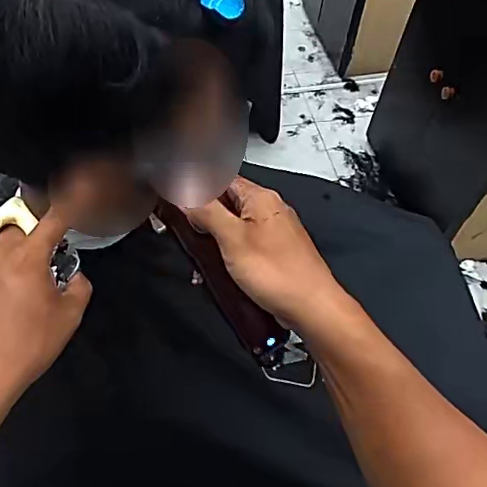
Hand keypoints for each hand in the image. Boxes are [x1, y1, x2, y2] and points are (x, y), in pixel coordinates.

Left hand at [0, 207, 92, 405]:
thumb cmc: (22, 350)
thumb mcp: (69, 317)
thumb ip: (79, 286)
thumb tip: (74, 278)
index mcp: (26, 258)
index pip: (53, 219)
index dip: (69, 204)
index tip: (76, 194)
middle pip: (21, 230)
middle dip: (37, 242)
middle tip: (49, 269)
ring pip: (0, 249)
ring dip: (15, 260)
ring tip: (24, 296)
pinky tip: (3, 309)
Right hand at [186, 176, 351, 333]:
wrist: (311, 307)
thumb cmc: (282, 275)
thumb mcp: (232, 239)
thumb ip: (206, 212)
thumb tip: (185, 193)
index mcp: (261, 198)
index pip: (220, 179)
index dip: (195, 188)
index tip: (175, 201)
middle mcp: (270, 211)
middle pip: (225, 204)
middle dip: (203, 220)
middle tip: (188, 235)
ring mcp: (273, 233)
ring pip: (234, 228)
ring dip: (215, 242)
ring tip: (205, 258)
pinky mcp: (275, 254)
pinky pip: (245, 247)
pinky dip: (230, 257)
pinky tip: (224, 271)